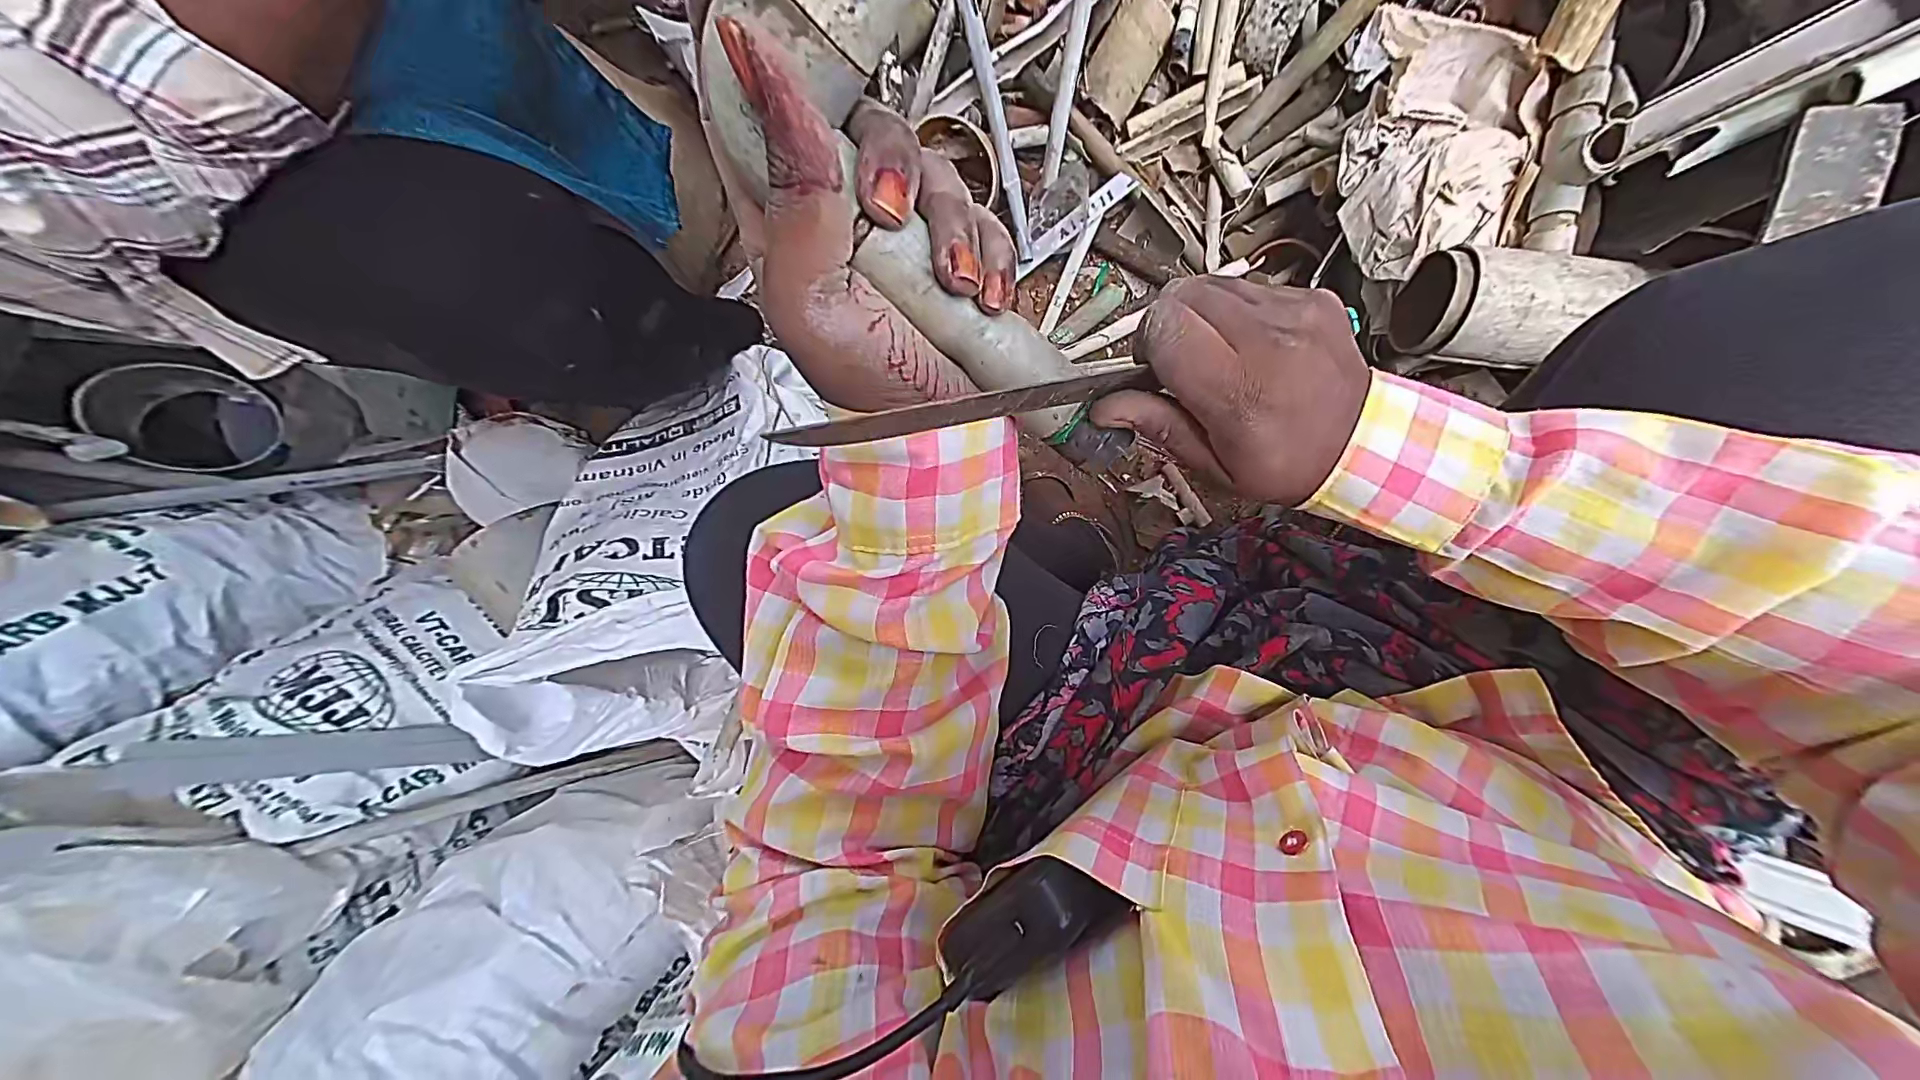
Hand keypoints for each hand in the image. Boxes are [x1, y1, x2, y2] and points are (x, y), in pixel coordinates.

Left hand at [709, 19, 1015, 411]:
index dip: (776, 68)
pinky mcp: (954, 252)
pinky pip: (985, 217)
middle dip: (898, 165)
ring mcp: (908, 234)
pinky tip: (978, 292)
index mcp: (789, 220)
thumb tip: (769, 79)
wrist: (936, 430)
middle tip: (896, 217)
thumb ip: (793, 196)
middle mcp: (847, 216)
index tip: (782, 35)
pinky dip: (990, 252)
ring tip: (951, 285)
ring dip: (955, 227)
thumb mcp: (808, 302)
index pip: (767, 114)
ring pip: (938, 170)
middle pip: (873, 128)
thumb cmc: (864, 386)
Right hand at [1090, 278, 1369, 506]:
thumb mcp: (1214, 464)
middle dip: (1165, 324)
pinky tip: (1246, 343)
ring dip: (1197, 315)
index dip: (1146, 343)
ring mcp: (1294, 313)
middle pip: (1181, 295)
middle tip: (1178, 361)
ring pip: (1210, 284)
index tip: (1152, 368)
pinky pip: (1246, 286)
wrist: (1363, 445)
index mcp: (1240, 392)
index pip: (1165, 326)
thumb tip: (1106, 407)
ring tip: (1214, 353)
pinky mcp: (1310, 298)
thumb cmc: (1289, 463)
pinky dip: (1232, 311)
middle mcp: (1269, 342)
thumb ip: (1158, 425)